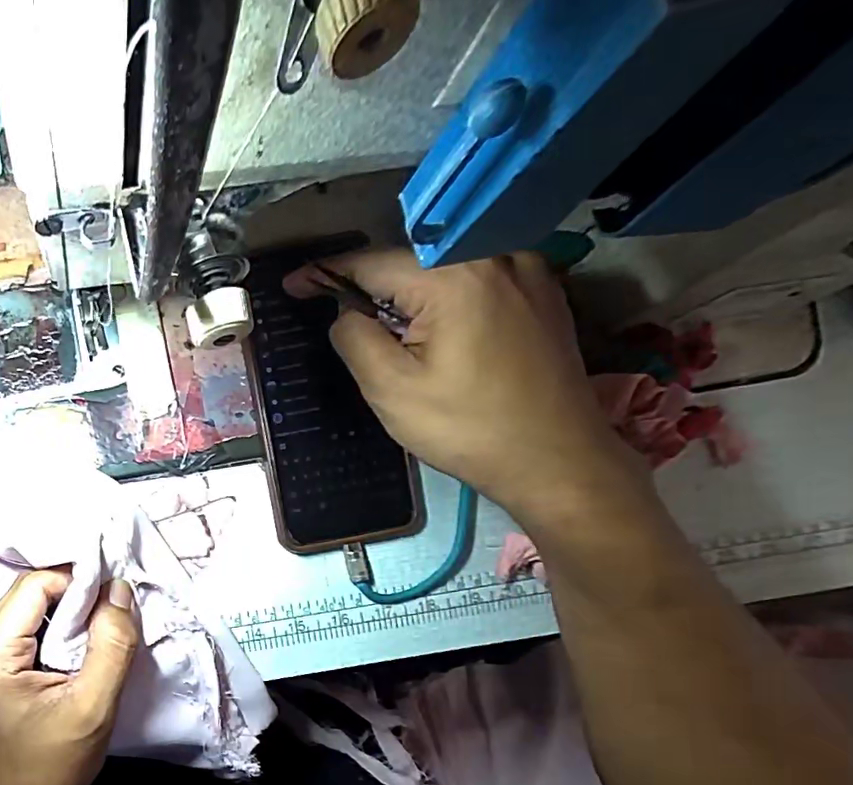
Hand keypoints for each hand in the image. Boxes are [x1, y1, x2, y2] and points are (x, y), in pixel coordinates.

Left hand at [0, 569, 138, 784]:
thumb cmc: (53, 769)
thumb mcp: (93, 706)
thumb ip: (111, 645)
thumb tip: (120, 589)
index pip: (34, 586)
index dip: (79, 581)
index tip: (117, 595)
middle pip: (29, 593)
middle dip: (76, 596)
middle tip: (115, 613)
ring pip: (31, 608)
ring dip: (70, 613)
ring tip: (103, 631)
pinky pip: (28, 628)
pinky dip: (60, 629)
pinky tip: (83, 647)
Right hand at [285, 250, 636, 515]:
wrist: (558, 461)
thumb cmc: (471, 430)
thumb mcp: (392, 391)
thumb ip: (355, 338)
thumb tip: (345, 311)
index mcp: (453, 275)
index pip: (371, 261)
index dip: (326, 273)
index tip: (295, 286)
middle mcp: (495, 254)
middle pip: (412, 262)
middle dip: (372, 288)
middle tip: (345, 322)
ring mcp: (528, 270)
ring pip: (446, 270)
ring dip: (413, 296)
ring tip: (397, 337)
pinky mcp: (545, 294)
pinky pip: (481, 282)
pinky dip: (451, 301)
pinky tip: (447, 338)